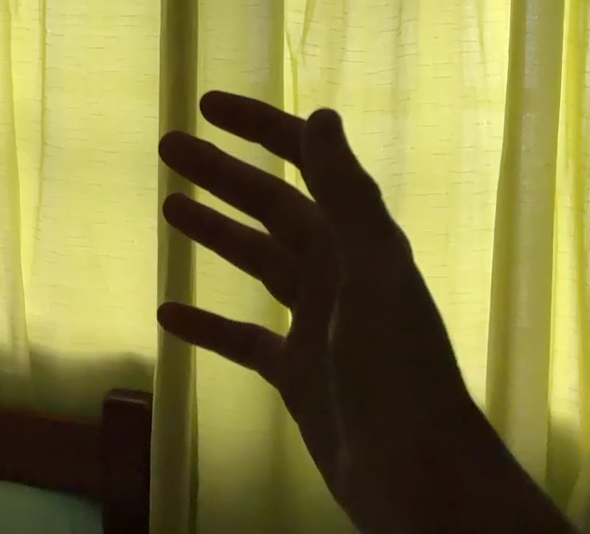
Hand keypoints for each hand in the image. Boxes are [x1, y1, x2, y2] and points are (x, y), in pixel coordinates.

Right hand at [157, 92, 572, 533]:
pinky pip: (242, 338)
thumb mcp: (372, 272)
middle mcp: (337, 272)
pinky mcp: (297, 373)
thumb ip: (346, 195)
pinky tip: (169, 315)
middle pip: (268, 207)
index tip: (207, 105)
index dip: (259, 128)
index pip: (305, 164)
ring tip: (168, 205)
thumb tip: (321, 115)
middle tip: (168, 146)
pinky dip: (207, 325)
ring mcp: (316, 323)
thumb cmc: (396, 369)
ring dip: (212, 232)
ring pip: (254, 261)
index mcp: (357, 242)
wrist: (421, 484)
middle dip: (219, 173)